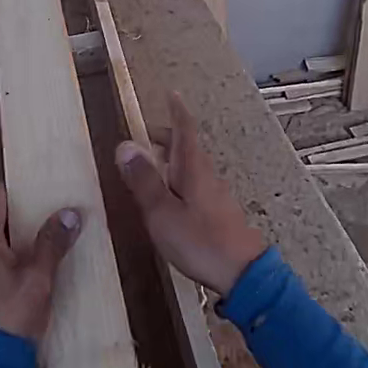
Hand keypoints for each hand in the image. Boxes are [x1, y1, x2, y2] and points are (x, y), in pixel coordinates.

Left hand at [0, 183, 81, 340]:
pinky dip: (25, 253)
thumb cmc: (8, 316)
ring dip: (28, 233)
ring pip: (5, 241)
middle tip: (60, 197)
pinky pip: (7, 260)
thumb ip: (53, 243)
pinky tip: (49, 257)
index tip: (44, 176)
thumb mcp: (37, 278)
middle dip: (28, 208)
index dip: (19, 185)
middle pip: (1, 218)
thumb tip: (71, 211)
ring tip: (60, 222)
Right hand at [115, 93, 267, 295]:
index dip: (176, 110)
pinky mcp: (217, 211)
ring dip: (170, 158)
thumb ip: (144, 180)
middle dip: (165, 136)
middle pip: (185, 146)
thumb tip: (125, 146)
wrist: (242, 273)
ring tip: (149, 163)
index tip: (171, 94)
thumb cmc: (200, 241)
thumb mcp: (162, 212)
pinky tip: (168, 195)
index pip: (184, 129)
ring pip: (190, 165)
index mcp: (193, 167)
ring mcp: (214, 193)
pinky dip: (177, 177)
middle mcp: (206, 174)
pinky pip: (194, 183)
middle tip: (143, 134)